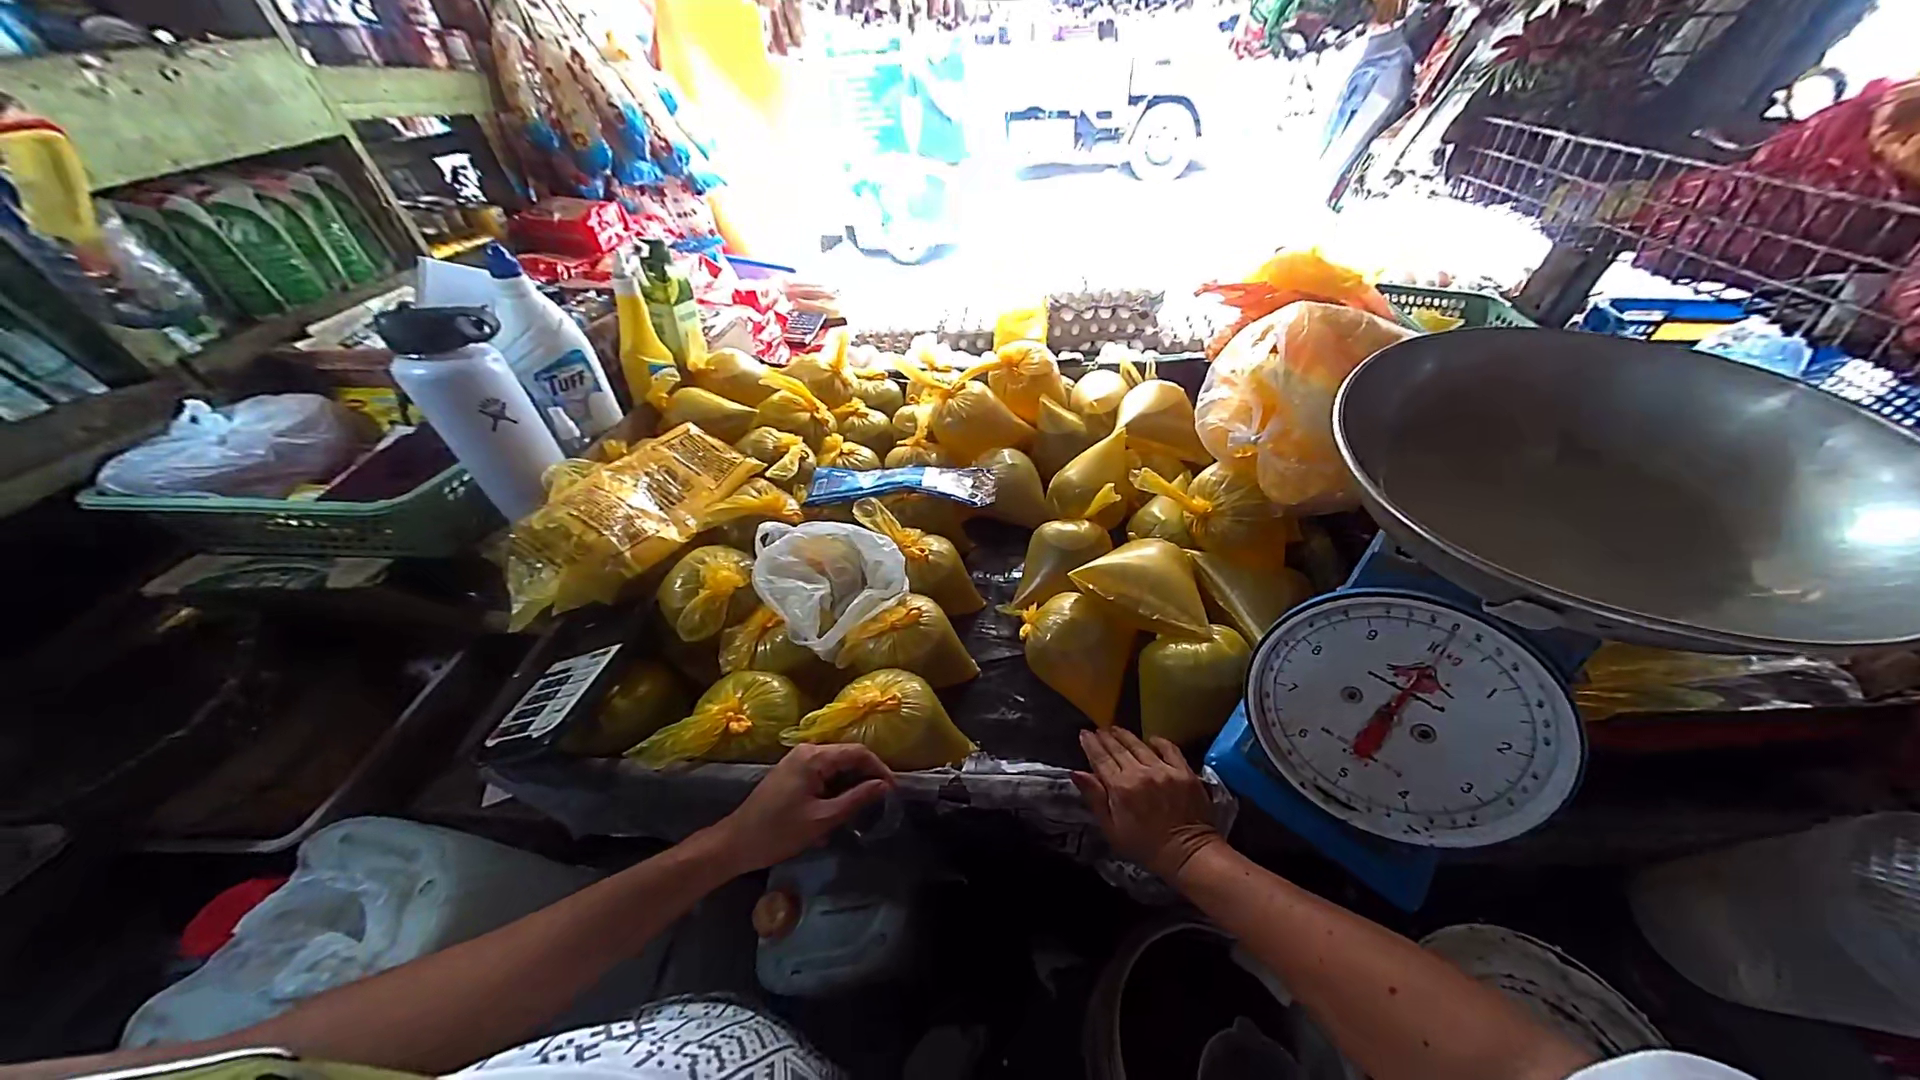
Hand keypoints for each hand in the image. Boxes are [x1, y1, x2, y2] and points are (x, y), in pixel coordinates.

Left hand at [702, 744, 895, 873]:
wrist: (735, 843)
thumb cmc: (779, 832)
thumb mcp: (822, 819)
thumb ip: (856, 799)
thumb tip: (884, 786)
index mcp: (814, 757)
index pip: (858, 752)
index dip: (880, 768)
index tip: (894, 789)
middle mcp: (806, 751)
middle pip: (847, 756)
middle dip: (866, 776)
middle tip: (883, 798)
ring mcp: (797, 760)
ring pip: (836, 765)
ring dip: (850, 784)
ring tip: (864, 806)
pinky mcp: (792, 772)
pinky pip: (823, 773)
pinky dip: (835, 787)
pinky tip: (839, 808)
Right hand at [1073, 728, 1221, 879]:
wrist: (1187, 854)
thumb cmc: (1144, 846)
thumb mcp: (1111, 829)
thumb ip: (1094, 798)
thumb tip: (1077, 773)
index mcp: (1121, 788)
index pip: (1101, 759)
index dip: (1091, 744)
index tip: (1084, 733)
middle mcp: (1141, 773)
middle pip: (1118, 749)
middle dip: (1106, 737)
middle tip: (1098, 729)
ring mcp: (1165, 770)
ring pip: (1140, 745)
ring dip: (1126, 736)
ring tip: (1116, 729)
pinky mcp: (1184, 772)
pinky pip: (1170, 748)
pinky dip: (1158, 741)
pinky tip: (1151, 739)